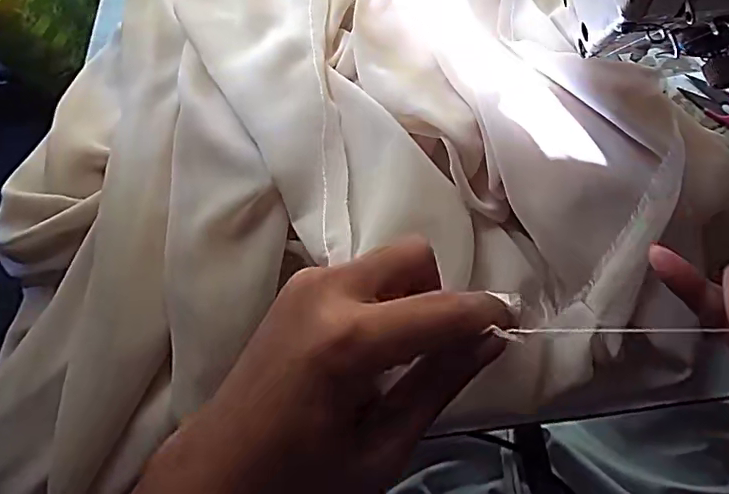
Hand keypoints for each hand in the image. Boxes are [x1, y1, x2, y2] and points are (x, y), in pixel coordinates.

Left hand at [137, 237, 511, 493]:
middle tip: (431, 347)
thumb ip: (439, 384)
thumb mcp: (380, 450)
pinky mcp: (299, 280)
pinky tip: (362, 347)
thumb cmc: (301, 477)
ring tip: (391, 354)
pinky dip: (380, 297)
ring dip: (408, 296)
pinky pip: (362, 272)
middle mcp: (328, 291)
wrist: (218, 469)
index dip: (483, 312)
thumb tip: (490, 339)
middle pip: (414, 255)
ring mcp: (309, 279)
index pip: (438, 311)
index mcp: (348, 342)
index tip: (511, 319)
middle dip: (437, 294)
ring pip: (389, 260)